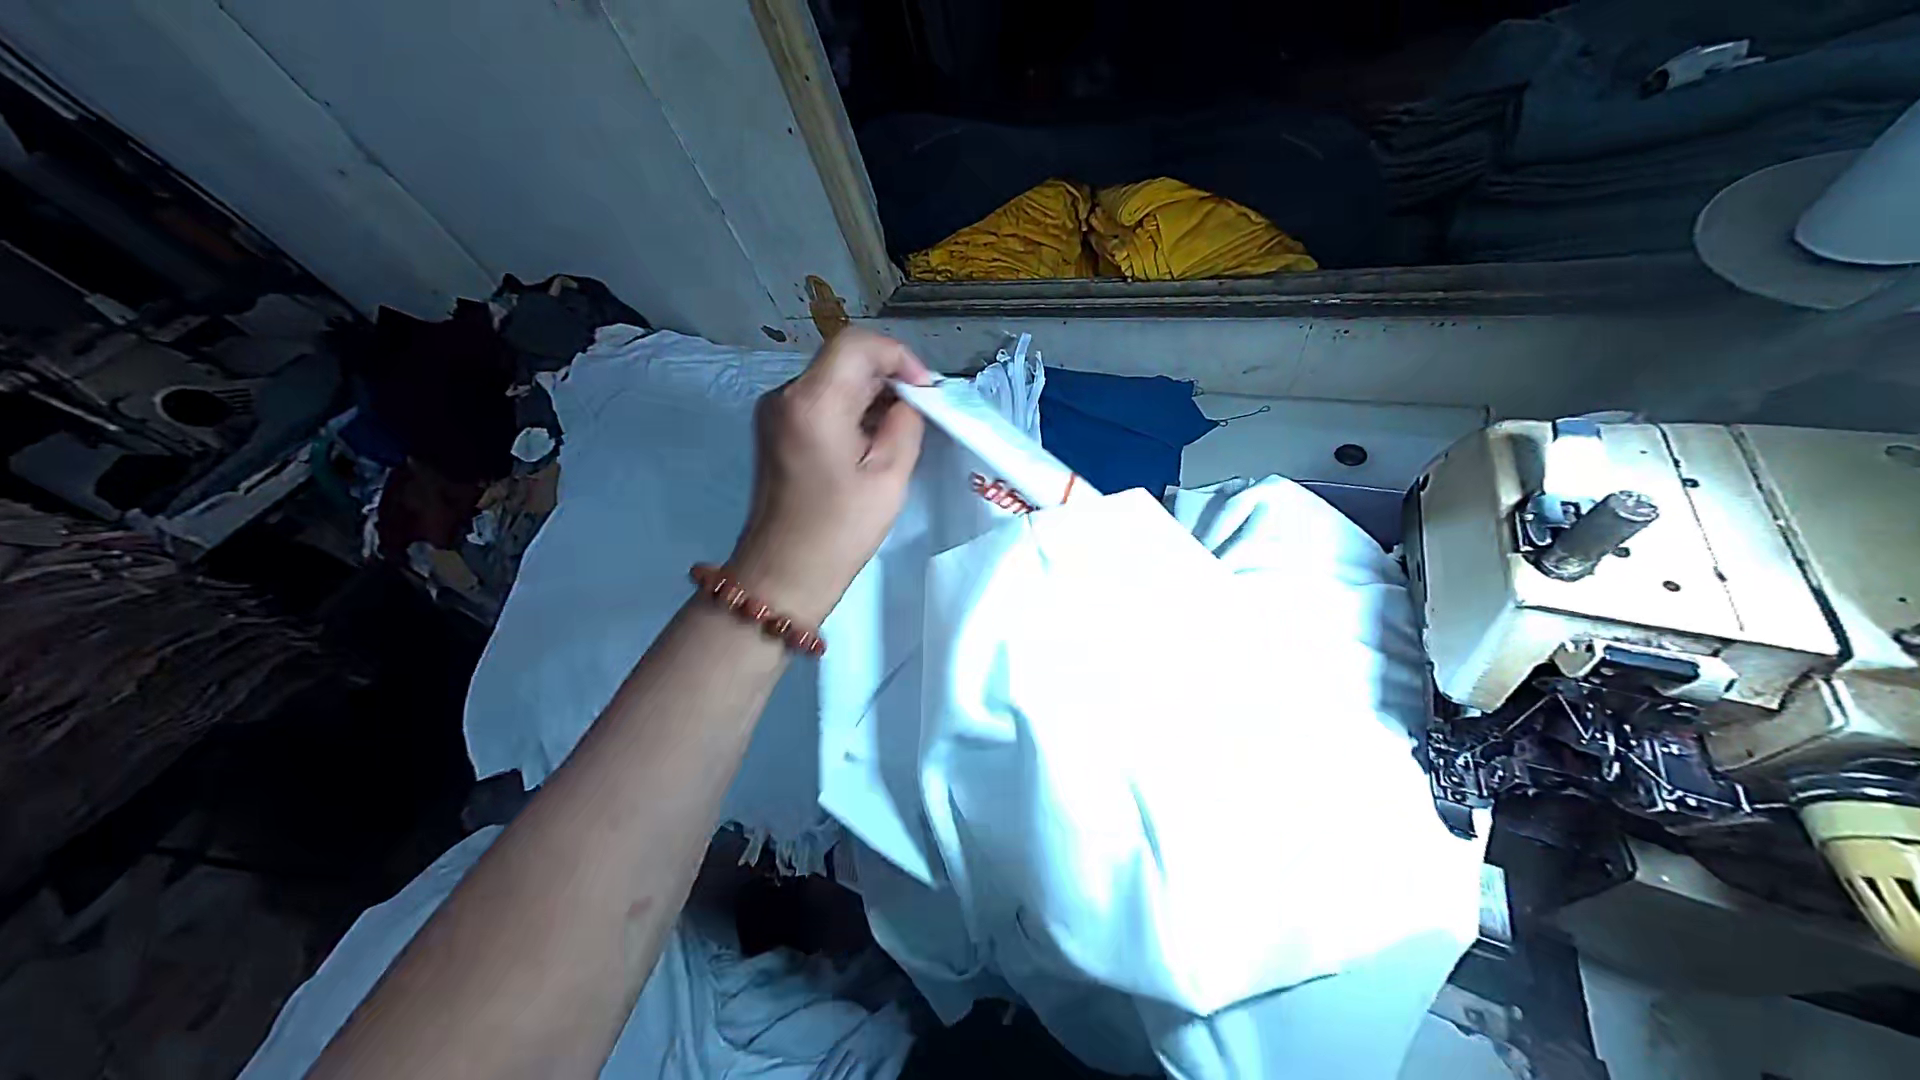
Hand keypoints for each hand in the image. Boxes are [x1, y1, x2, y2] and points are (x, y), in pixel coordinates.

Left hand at [728, 329, 931, 624]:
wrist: (784, 572)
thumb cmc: (840, 529)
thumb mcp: (889, 475)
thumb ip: (905, 423)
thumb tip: (907, 399)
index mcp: (813, 402)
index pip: (857, 344)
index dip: (898, 356)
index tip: (924, 390)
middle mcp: (785, 395)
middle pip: (843, 359)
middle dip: (887, 376)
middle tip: (919, 412)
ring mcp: (774, 411)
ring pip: (832, 379)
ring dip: (869, 393)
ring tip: (898, 429)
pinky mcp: (773, 429)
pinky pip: (818, 401)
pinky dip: (849, 409)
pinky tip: (868, 440)